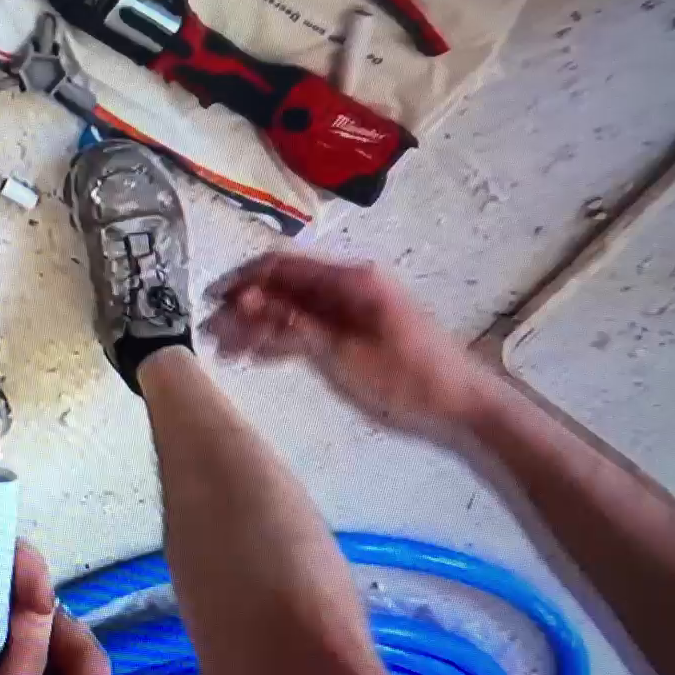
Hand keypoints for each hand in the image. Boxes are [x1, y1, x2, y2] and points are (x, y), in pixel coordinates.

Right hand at [204, 252, 496, 435]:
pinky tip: (253, 356)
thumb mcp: (345, 353)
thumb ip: (294, 325)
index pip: (281, 267)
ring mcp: (346, 310)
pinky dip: (276, 340)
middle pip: (280, 288)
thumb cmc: (408, 378)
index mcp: (349, 281)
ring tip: (225, 351)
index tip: (211, 302)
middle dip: (242, 309)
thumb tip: (246, 300)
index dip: (241, 281)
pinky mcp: (347, 332)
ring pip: (286, 309)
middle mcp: (344, 288)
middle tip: (211, 335)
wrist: (464, 407)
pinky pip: (301, 328)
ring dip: (254, 327)